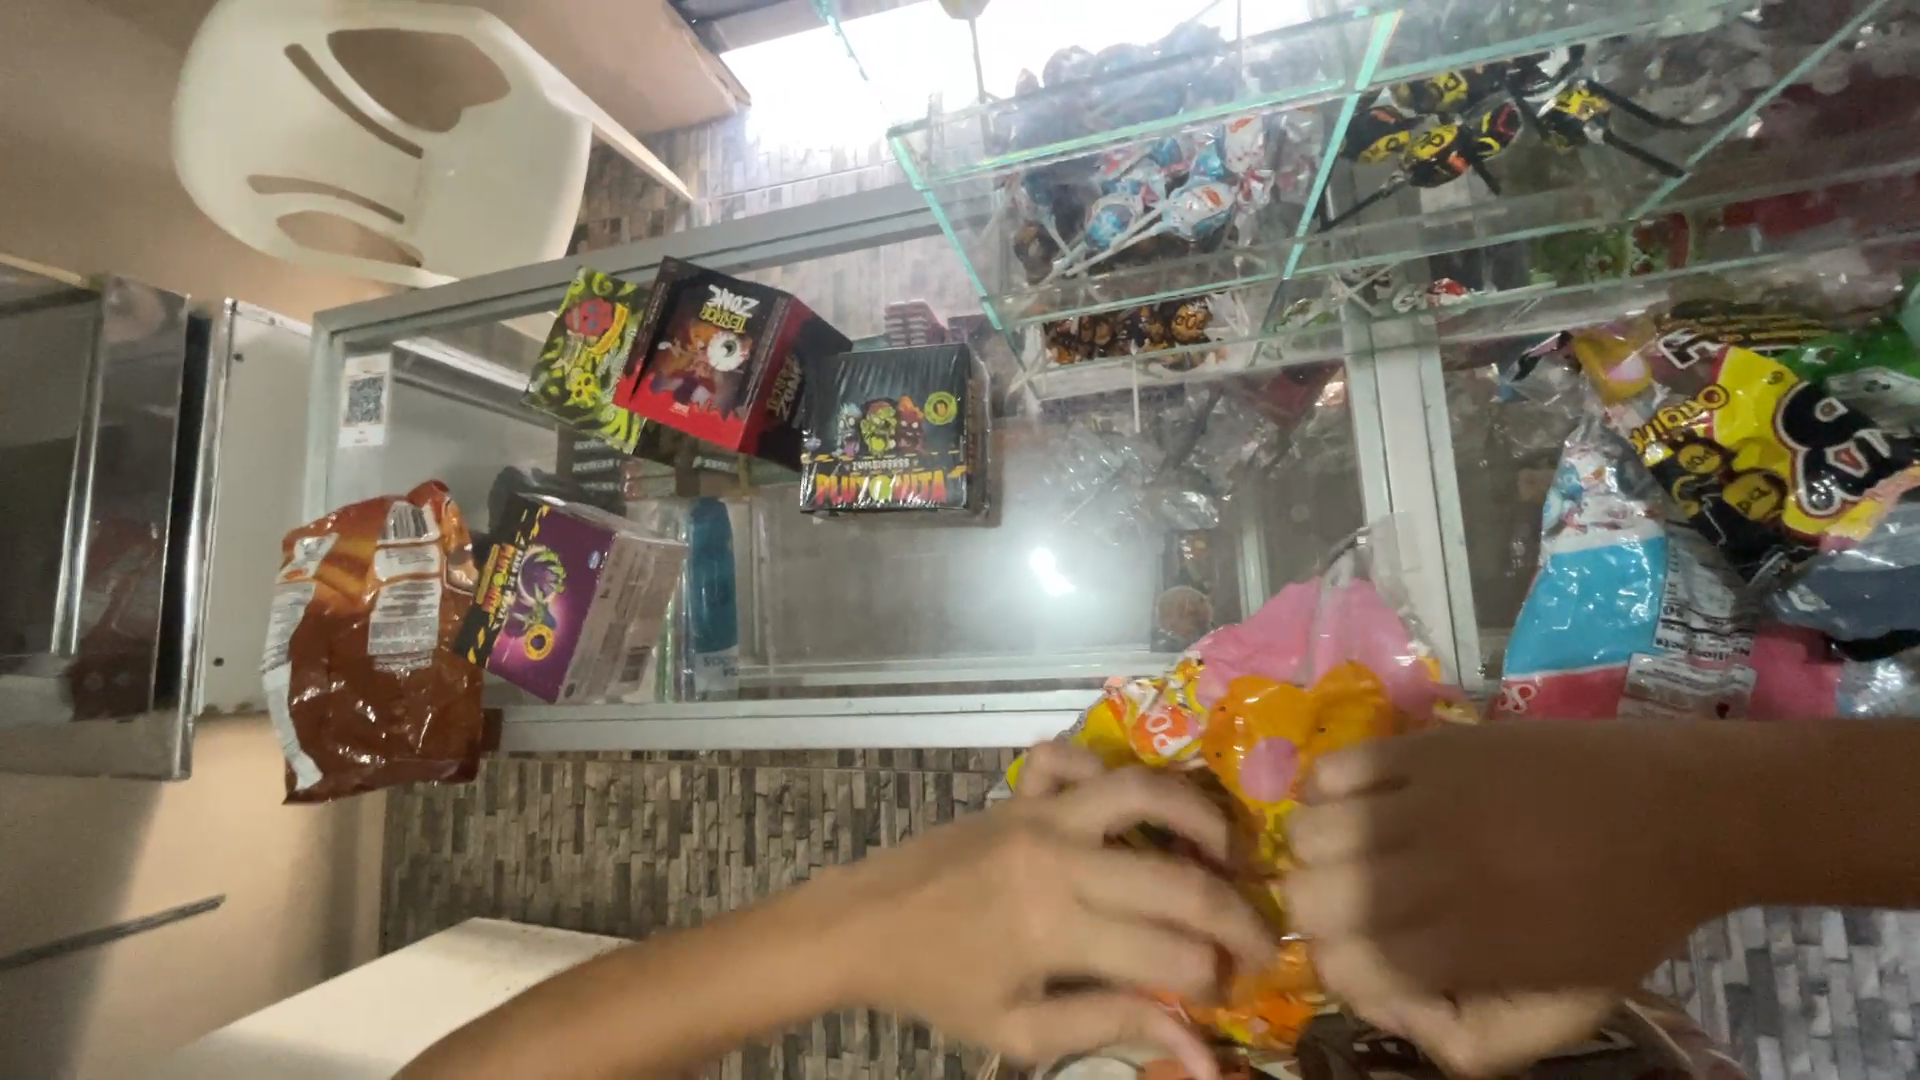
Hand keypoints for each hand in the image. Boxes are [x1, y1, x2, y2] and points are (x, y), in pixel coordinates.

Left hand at [819, 742, 1277, 1079]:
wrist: (865, 921)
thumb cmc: (938, 985)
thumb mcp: (1018, 1032)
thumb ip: (1112, 1029)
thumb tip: (1208, 1061)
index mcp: (1055, 931)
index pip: (1173, 955)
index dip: (1217, 980)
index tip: (1229, 992)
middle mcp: (1057, 859)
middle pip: (1177, 876)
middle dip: (1236, 914)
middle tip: (1257, 938)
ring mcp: (1037, 812)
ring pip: (1138, 789)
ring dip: (1197, 814)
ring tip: (1223, 850)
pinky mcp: (1018, 790)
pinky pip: (1070, 757)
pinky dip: (1105, 768)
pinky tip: (1122, 804)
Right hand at [1283, 720, 1730, 1001]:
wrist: (1673, 810)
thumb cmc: (1621, 915)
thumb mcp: (1565, 1007)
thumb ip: (1474, 1037)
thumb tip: (1387, 1007)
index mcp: (1471, 953)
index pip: (1341, 969)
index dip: (1340, 964)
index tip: (1365, 948)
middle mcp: (1433, 879)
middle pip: (1304, 899)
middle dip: (1316, 905)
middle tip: (1351, 894)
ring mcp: (1420, 805)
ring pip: (1302, 831)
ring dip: (1318, 846)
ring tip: (1355, 843)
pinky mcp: (1418, 749)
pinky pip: (1328, 770)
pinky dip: (1328, 790)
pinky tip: (1362, 799)